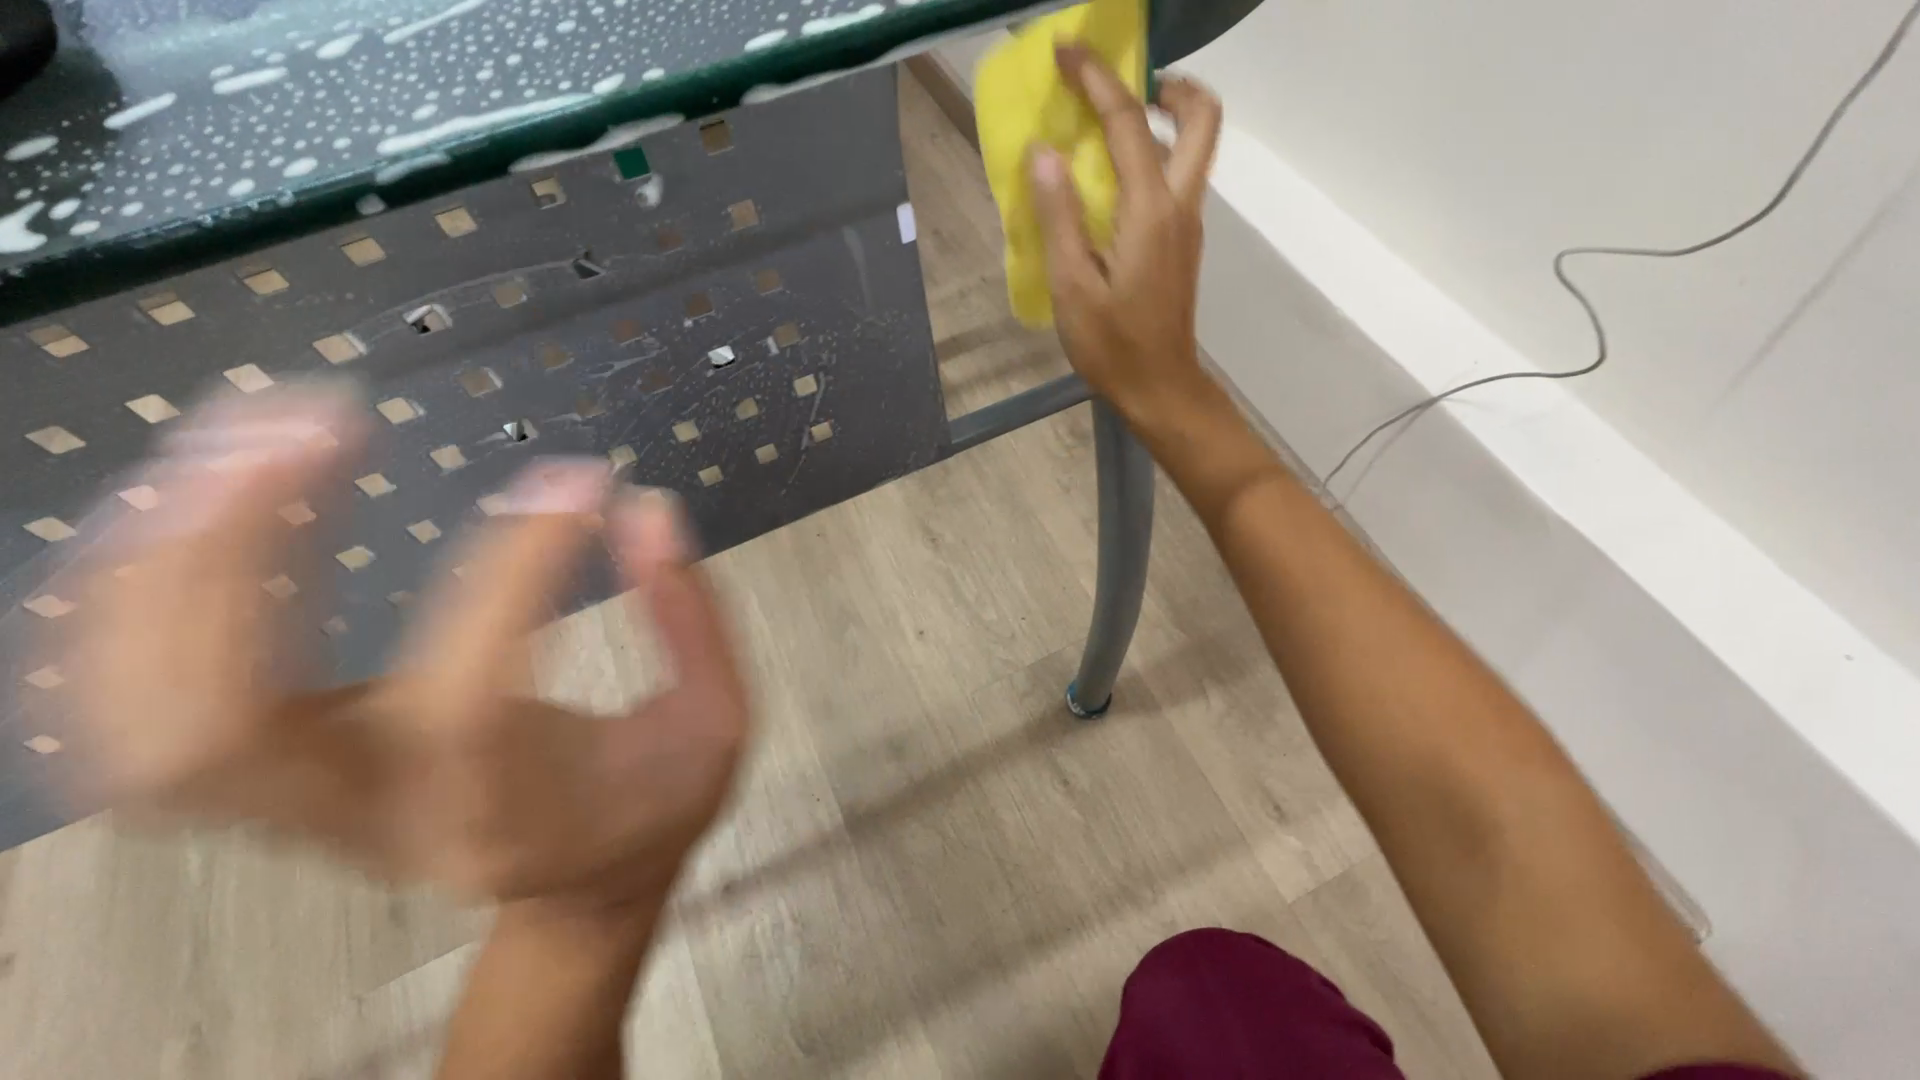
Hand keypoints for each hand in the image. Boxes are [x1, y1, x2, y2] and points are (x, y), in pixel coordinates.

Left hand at [42, 384, 749, 909]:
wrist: (580, 886)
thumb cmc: (657, 802)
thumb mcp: (718, 720)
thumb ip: (691, 619)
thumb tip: (641, 506)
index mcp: (508, 818)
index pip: (469, 699)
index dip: (516, 571)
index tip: (578, 481)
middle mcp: (377, 825)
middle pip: (222, 723)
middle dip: (243, 548)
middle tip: (318, 421)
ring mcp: (302, 809)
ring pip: (145, 720)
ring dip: (170, 560)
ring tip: (247, 434)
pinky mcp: (272, 777)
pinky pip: (133, 713)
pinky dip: (130, 601)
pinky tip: (196, 500)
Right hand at [1027, 47, 1222, 429]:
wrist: (1160, 388)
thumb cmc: (1112, 344)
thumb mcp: (1072, 284)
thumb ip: (1058, 214)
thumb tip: (1044, 152)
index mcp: (1150, 211)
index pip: (1128, 123)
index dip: (1096, 79)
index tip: (1066, 52)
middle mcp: (1180, 206)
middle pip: (1203, 119)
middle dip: (1171, 85)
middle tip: (1125, 85)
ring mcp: (1187, 225)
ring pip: (1196, 148)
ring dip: (1165, 119)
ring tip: (1111, 125)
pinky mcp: (1182, 244)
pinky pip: (1178, 178)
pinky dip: (1154, 156)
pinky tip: (1112, 180)